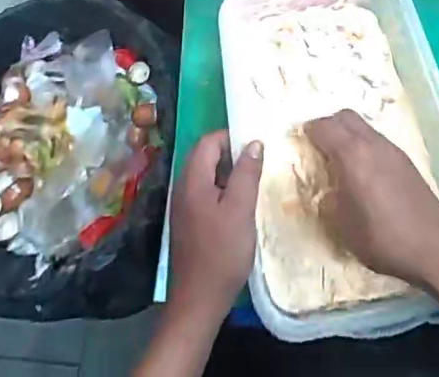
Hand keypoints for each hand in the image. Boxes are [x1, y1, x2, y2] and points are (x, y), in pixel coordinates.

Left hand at [167, 131, 261, 319]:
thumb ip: (247, 173)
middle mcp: (182, 185)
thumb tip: (253, 142)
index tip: (255, 148)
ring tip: (250, 186)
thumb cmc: (222, 252)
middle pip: (203, 155)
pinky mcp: (186, 220)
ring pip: (204, 174)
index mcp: (192, 178)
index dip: (230, 138)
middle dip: (229, 154)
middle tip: (256, 166)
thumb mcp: (241, 210)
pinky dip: (219, 190)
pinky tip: (236, 207)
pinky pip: (202, 191)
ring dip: (226, 173)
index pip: (208, 141)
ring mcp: (182, 203)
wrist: (198, 299)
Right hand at [303, 109, 438, 287]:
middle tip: (319, 145)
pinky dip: (364, 145)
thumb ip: (328, 201)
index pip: (323, 127)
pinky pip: (376, 140)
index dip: (309, 132)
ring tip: (341, 160)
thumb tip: (328, 190)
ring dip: (348, 134)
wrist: (437, 248)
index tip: (301, 142)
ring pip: (363, 127)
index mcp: (351, 153)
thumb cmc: (384, 236)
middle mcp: (371, 143)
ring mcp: (392, 150)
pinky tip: (365, 172)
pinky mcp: (406, 162)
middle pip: (344, 116)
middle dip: (328, 125)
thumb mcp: (343, 226)